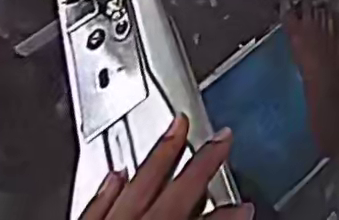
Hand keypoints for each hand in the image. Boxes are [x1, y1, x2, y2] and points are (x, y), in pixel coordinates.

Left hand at [79, 115, 252, 219]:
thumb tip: (232, 218)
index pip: (208, 219)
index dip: (230, 212)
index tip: (245, 206)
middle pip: (177, 189)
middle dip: (204, 161)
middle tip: (223, 136)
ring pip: (137, 185)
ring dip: (160, 155)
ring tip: (176, 127)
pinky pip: (93, 209)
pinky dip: (107, 188)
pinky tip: (116, 173)